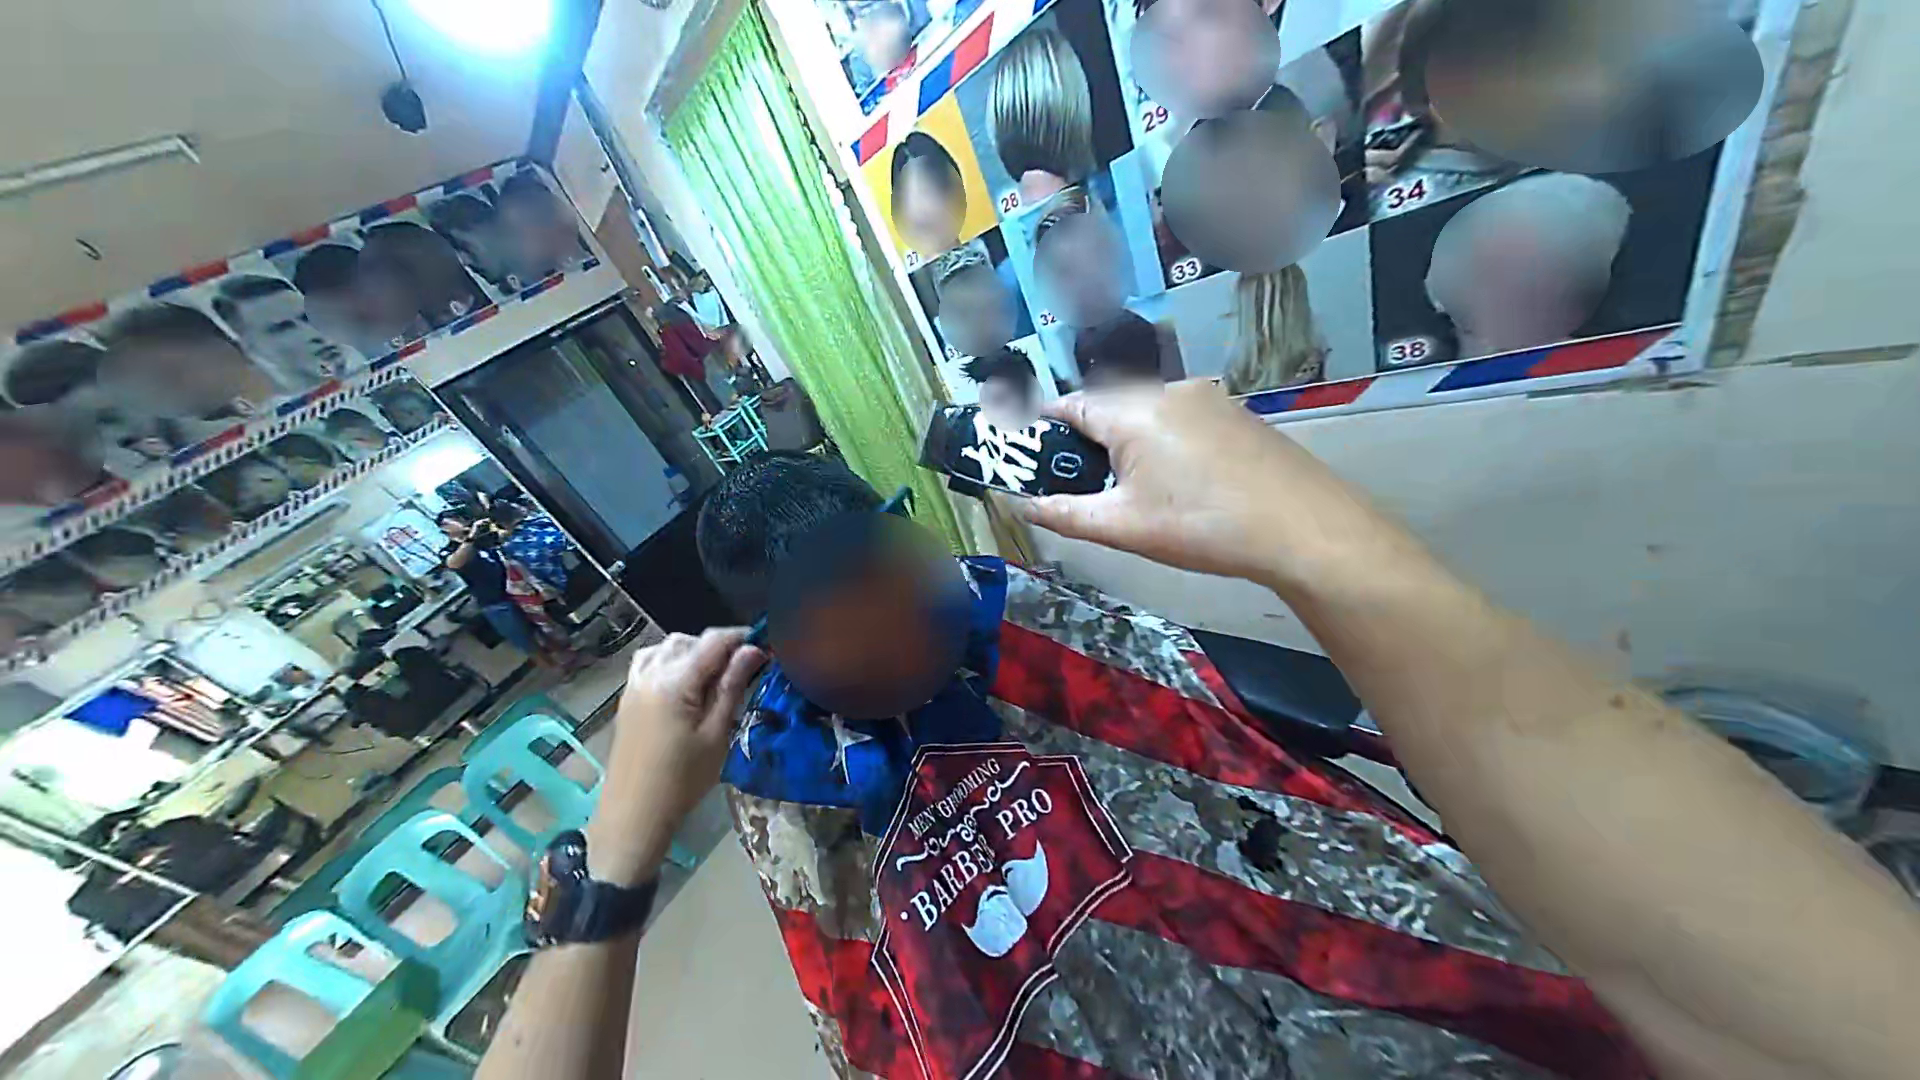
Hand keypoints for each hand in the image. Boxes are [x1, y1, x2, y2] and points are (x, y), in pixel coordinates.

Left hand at [585, 628, 765, 883]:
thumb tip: (753, 650)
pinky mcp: (627, 697)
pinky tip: (684, 680)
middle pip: (690, 640)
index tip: (765, 646)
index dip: (742, 637)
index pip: (713, 641)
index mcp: (675, 681)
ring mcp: (635, 684)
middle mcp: (651, 674)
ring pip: (667, 646)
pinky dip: (670, 658)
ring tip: (714, 674)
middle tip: (744, 668)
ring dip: (694, 650)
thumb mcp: (717, 732)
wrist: (634, 814)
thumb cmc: (683, 778)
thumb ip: (733, 686)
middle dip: (719, 646)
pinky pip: (649, 660)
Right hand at [1008, 380, 1403, 589]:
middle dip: (1085, 433)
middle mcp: (1165, 391)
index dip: (1044, 423)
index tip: (1029, 448)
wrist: (1304, 528)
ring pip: (1144, 407)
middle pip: (1107, 402)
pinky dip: (1158, 435)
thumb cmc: (1202, 526)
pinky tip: (1173, 475)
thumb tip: (1025, 508)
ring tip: (1125, 482)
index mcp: (1131, 412)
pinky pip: (1177, 414)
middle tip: (1079, 477)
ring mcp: (1205, 397)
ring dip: (1123, 434)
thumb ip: (1065, 515)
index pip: (1071, 404)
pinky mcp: (1233, 411)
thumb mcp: (1123, 527)